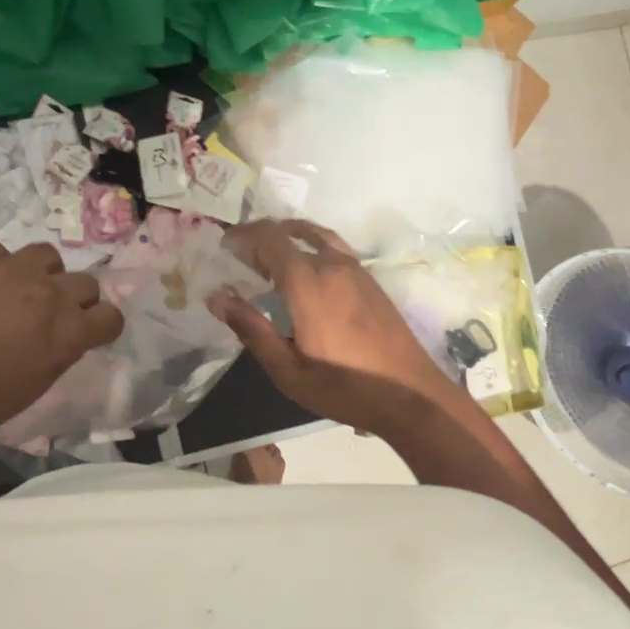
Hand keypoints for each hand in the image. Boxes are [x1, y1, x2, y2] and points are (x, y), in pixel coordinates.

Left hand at [0, 242, 124, 444]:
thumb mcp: (37, 382)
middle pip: (85, 282)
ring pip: (48, 255)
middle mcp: (50, 295)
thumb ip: (58, 351)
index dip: (101, 325)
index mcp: (71, 334)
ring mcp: (12, 271)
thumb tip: (58, 337)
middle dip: (74, 298)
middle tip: (49, 316)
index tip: (88, 333)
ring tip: (20, 291)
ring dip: (42, 273)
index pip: (111, 316)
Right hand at [212, 220, 463, 436]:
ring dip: (289, 239)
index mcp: (309, 283)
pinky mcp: (372, 283)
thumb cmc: (345, 388)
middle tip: (241, 254)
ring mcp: (358, 272)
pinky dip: (311, 249)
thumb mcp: (288, 370)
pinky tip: (304, 275)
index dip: (244, 235)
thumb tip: (218, 297)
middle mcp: (334, 266)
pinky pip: (335, 251)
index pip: (270, 239)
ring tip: (269, 258)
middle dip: (263, 237)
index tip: (224, 245)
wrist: (411, 395)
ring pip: (318, 237)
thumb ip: (252, 329)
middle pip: (292, 233)